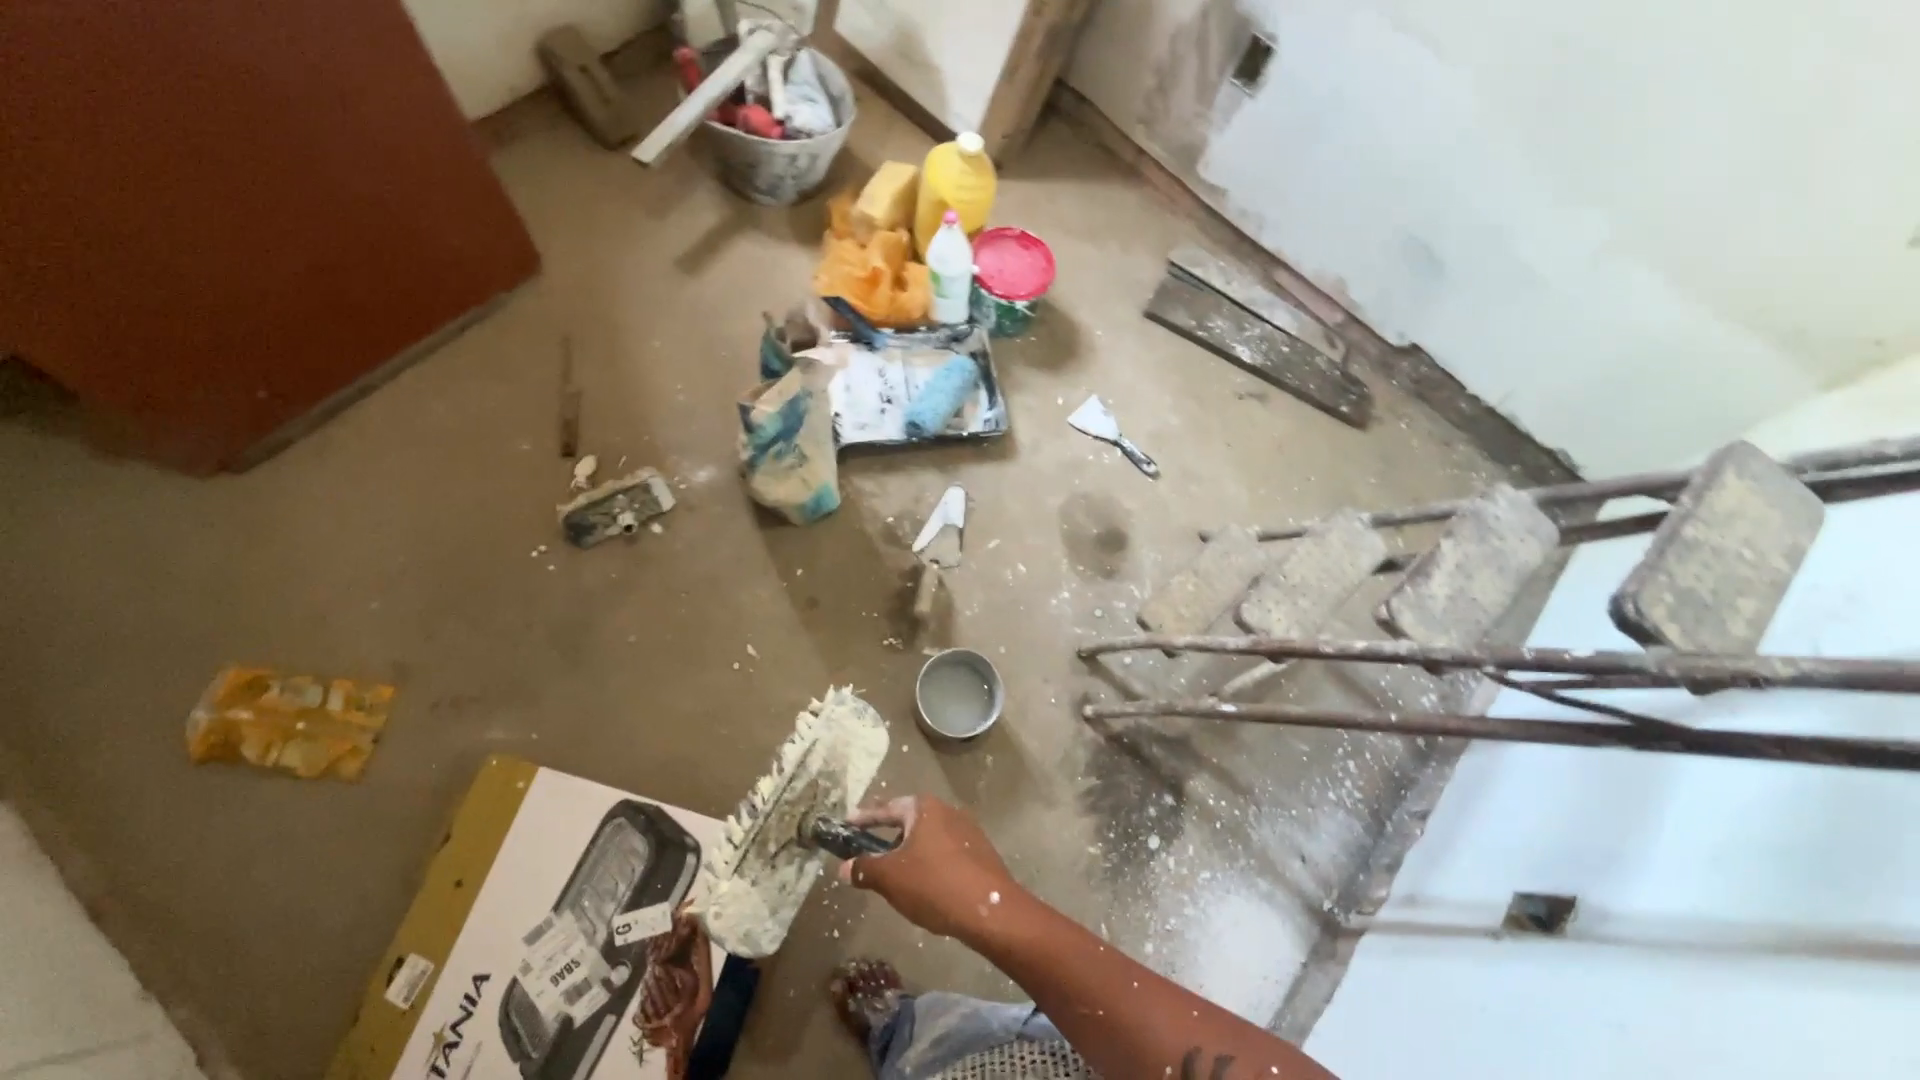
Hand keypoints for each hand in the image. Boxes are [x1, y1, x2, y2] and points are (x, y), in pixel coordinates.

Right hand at [837, 795, 1019, 939]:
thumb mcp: (890, 878)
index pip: (886, 808)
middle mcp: (948, 811)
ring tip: (895, 876)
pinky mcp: (981, 853)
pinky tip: (925, 886)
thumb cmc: (934, 884)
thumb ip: (864, 869)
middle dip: (888, 838)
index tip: (847, 823)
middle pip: (909, 822)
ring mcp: (968, 831)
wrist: (991, 910)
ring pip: (928, 839)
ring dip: (910, 853)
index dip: (864, 818)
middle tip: (869, 853)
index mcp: (924, 808)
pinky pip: (945, 853)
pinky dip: (930, 864)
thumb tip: (844, 867)